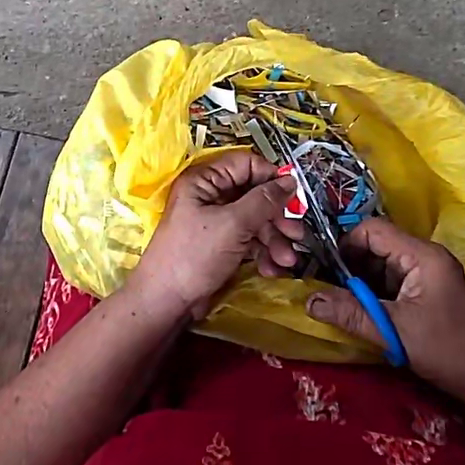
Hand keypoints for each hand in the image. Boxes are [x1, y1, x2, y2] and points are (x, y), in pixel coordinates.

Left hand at [123, 151, 301, 322]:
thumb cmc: (194, 256)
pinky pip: (248, 240)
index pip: (245, 164)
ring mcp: (215, 221)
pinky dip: (262, 253)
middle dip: (277, 216)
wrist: (167, 300)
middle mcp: (209, 196)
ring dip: (274, 239)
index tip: (295, 195)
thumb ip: (264, 201)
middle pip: (254, 195)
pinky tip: (271, 269)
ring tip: (287, 260)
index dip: (271, 177)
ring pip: (255, 220)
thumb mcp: (233, 224)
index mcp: (204, 180)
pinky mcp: (220, 245)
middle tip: (296, 234)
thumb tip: (289, 181)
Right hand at [305, 218, 464, 420]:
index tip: (324, 268)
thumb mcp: (395, 331)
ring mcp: (425, 276)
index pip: (373, 229)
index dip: (345, 243)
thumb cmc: (451, 351)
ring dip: (357, 282)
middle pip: (374, 246)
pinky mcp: (424, 294)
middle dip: (347, 264)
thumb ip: (350, 313)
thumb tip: (308, 300)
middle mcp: (424, 258)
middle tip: (323, 285)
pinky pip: (388, 283)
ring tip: (336, 300)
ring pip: (379, 266)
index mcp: (422, 256)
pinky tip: (357, 311)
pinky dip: (370, 293)